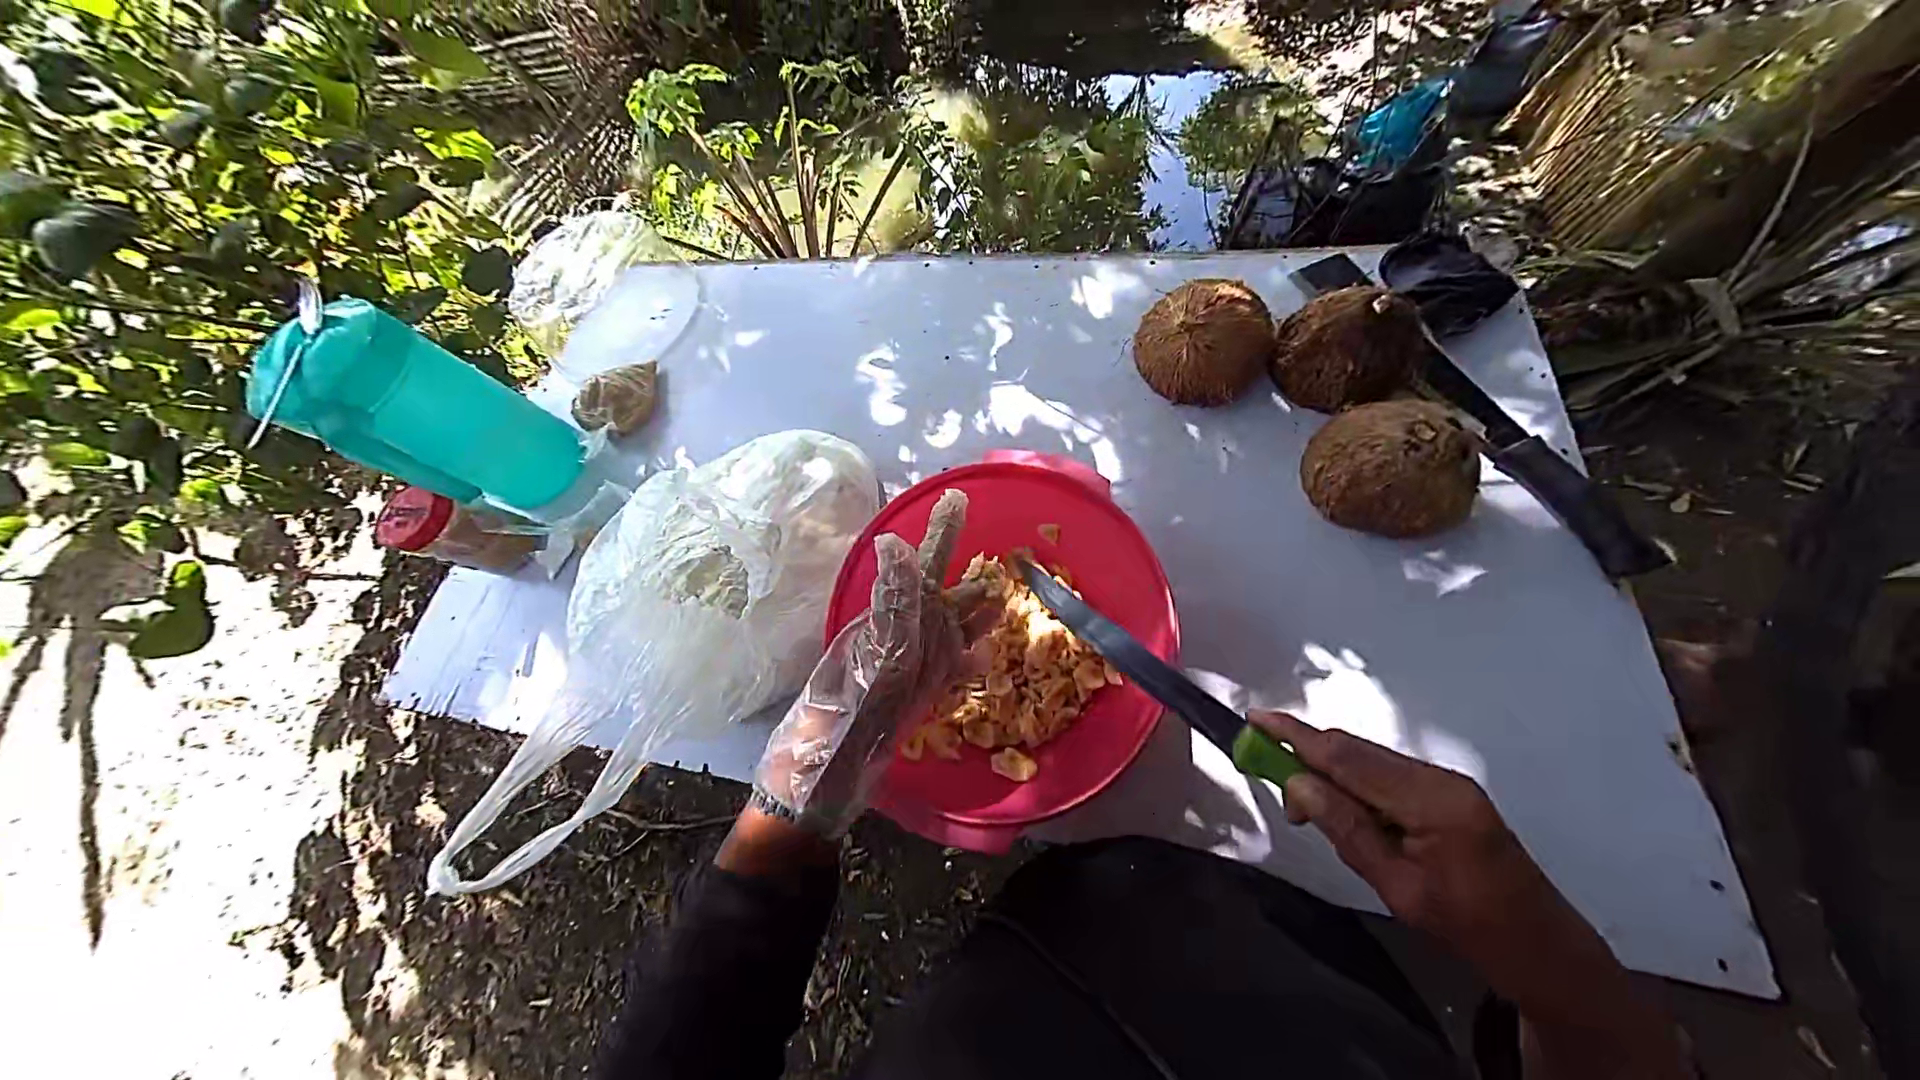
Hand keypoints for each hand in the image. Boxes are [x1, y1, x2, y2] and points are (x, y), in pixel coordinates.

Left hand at [749, 492, 995, 839]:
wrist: (814, 796)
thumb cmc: (834, 736)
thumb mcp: (869, 669)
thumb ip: (891, 610)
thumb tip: (896, 547)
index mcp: (888, 629)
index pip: (922, 573)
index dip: (940, 537)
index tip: (955, 499)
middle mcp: (901, 646)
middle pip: (940, 601)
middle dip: (961, 576)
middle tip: (988, 553)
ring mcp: (907, 677)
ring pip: (946, 634)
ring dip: (969, 615)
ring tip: (996, 600)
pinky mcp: (909, 708)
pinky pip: (943, 674)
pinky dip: (964, 662)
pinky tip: (983, 656)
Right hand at [1251, 711, 1690, 1078]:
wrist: (1546, 952)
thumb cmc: (1471, 930)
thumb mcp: (1398, 888)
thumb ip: (1345, 829)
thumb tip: (1296, 782)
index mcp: (1432, 801)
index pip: (1348, 755)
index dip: (1295, 735)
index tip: (1254, 720)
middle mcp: (1439, 778)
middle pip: (1354, 750)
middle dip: (1306, 758)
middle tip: (1276, 789)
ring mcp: (1445, 781)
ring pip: (1366, 759)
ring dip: (1328, 774)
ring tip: (1308, 811)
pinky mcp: (1445, 791)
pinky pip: (1383, 773)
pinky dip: (1352, 783)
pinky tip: (1345, 812)